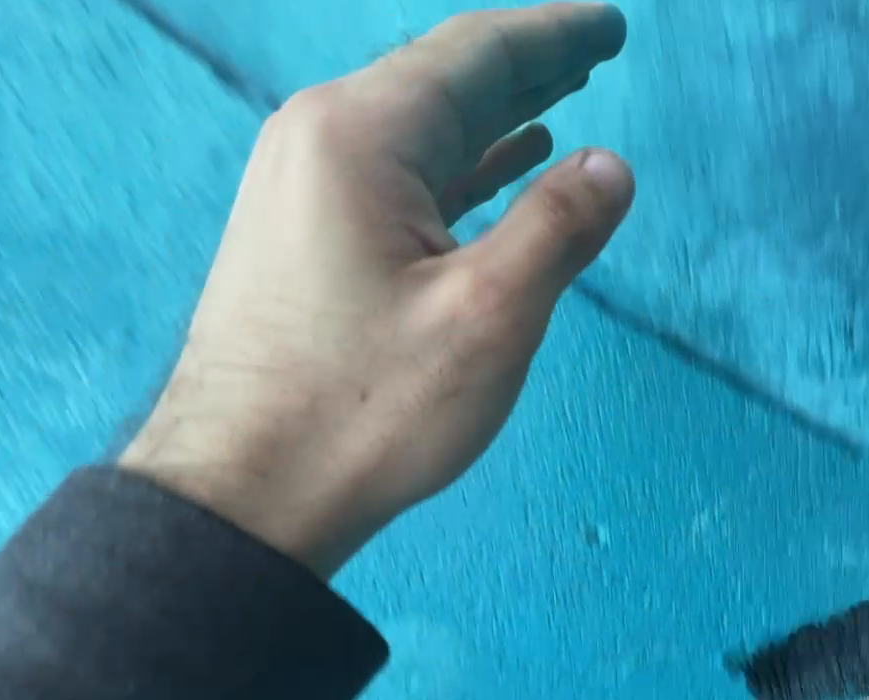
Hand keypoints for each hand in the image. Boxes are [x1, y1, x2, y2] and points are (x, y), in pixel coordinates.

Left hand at [119, 3, 634, 576]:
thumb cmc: (378, 403)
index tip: (612, 23)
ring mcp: (315, 189)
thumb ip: (558, 229)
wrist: (255, 483)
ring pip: (431, 128)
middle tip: (600, 44)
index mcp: (363, 141)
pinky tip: (507, 158)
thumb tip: (613, 165)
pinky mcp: (321, 236)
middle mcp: (326, 143)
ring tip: (566, 91)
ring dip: (504, 109)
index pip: (477, 57)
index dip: (555, 35)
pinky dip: (472, 160)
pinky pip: (414, 174)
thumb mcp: (491, 316)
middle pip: (448, 80)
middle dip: (533, 60)